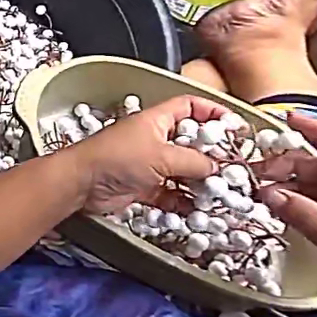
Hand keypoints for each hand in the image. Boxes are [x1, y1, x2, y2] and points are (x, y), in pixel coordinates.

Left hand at [61, 95, 221, 214]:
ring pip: (183, 171)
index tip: (234, 126)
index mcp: (156, 121)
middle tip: (234, 169)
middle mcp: (153, 140)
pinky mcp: (142, 187)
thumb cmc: (117, 159)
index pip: (189, 107)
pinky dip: (183, 201)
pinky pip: (170, 194)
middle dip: (212, 156)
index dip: (212, 112)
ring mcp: (148, 164)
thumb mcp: (162, 155)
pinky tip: (198, 210)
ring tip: (220, 194)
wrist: (82, 183)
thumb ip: (194, 161)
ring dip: (200, 183)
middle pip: (191, 143)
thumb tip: (217, 168)